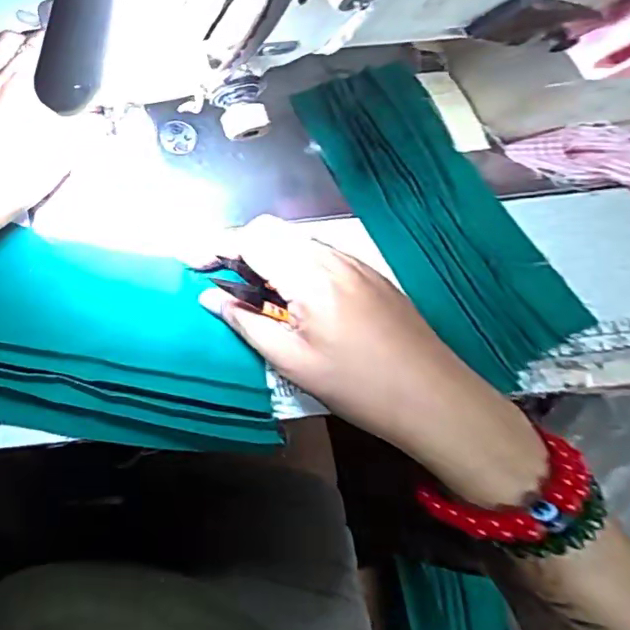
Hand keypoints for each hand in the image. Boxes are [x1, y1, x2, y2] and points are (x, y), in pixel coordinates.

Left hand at [0, 29, 98, 238]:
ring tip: (30, 62)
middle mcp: (0, 73)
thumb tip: (106, 112)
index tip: (80, 55)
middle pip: (20, 38)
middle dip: (41, 42)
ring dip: (13, 47)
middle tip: (60, 61)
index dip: (65, 43)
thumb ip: (93, 123)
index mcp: (25, 77)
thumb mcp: (71, 147)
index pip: (46, 40)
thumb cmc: (26, 168)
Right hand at [197, 216, 548, 507]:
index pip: (249, 239)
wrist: (438, 399)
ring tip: (255, 293)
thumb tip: (209, 297)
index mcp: (309, 273)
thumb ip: (245, 321)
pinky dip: (293, 264)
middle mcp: (331, 256)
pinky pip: (319, 254)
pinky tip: (294, 299)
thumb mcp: (292, 360)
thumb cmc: (358, 385)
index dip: (215, 247)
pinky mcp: (369, 274)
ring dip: (266, 255)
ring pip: (296, 240)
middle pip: (271, 230)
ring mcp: (354, 262)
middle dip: (239, 247)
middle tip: (222, 281)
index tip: (192, 265)